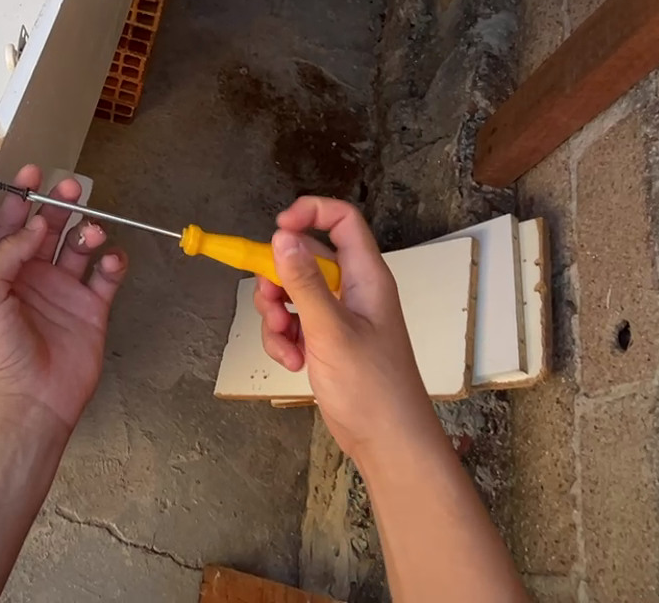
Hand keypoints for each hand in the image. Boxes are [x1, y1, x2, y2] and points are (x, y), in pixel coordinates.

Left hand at [0, 165, 127, 441]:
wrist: (26, 404)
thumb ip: (6, 254)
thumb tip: (33, 224)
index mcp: (4, 272)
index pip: (14, 225)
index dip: (23, 198)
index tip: (33, 173)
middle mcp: (34, 277)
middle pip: (50, 228)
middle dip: (59, 205)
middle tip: (70, 188)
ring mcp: (64, 292)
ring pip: (80, 247)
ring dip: (87, 231)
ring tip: (90, 232)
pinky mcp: (91, 310)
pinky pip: (106, 276)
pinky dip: (112, 260)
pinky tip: (109, 257)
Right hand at [254, 196, 439, 460]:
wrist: (387, 445)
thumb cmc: (371, 387)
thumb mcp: (331, 331)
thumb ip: (303, 282)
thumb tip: (281, 236)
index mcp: (365, 276)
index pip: (341, 220)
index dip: (309, 213)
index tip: (277, 230)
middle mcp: (351, 289)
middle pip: (303, 257)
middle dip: (277, 279)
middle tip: (271, 305)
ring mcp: (337, 314)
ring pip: (290, 291)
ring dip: (276, 315)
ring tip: (285, 343)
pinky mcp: (324, 338)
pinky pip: (291, 321)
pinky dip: (282, 338)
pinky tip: (291, 362)